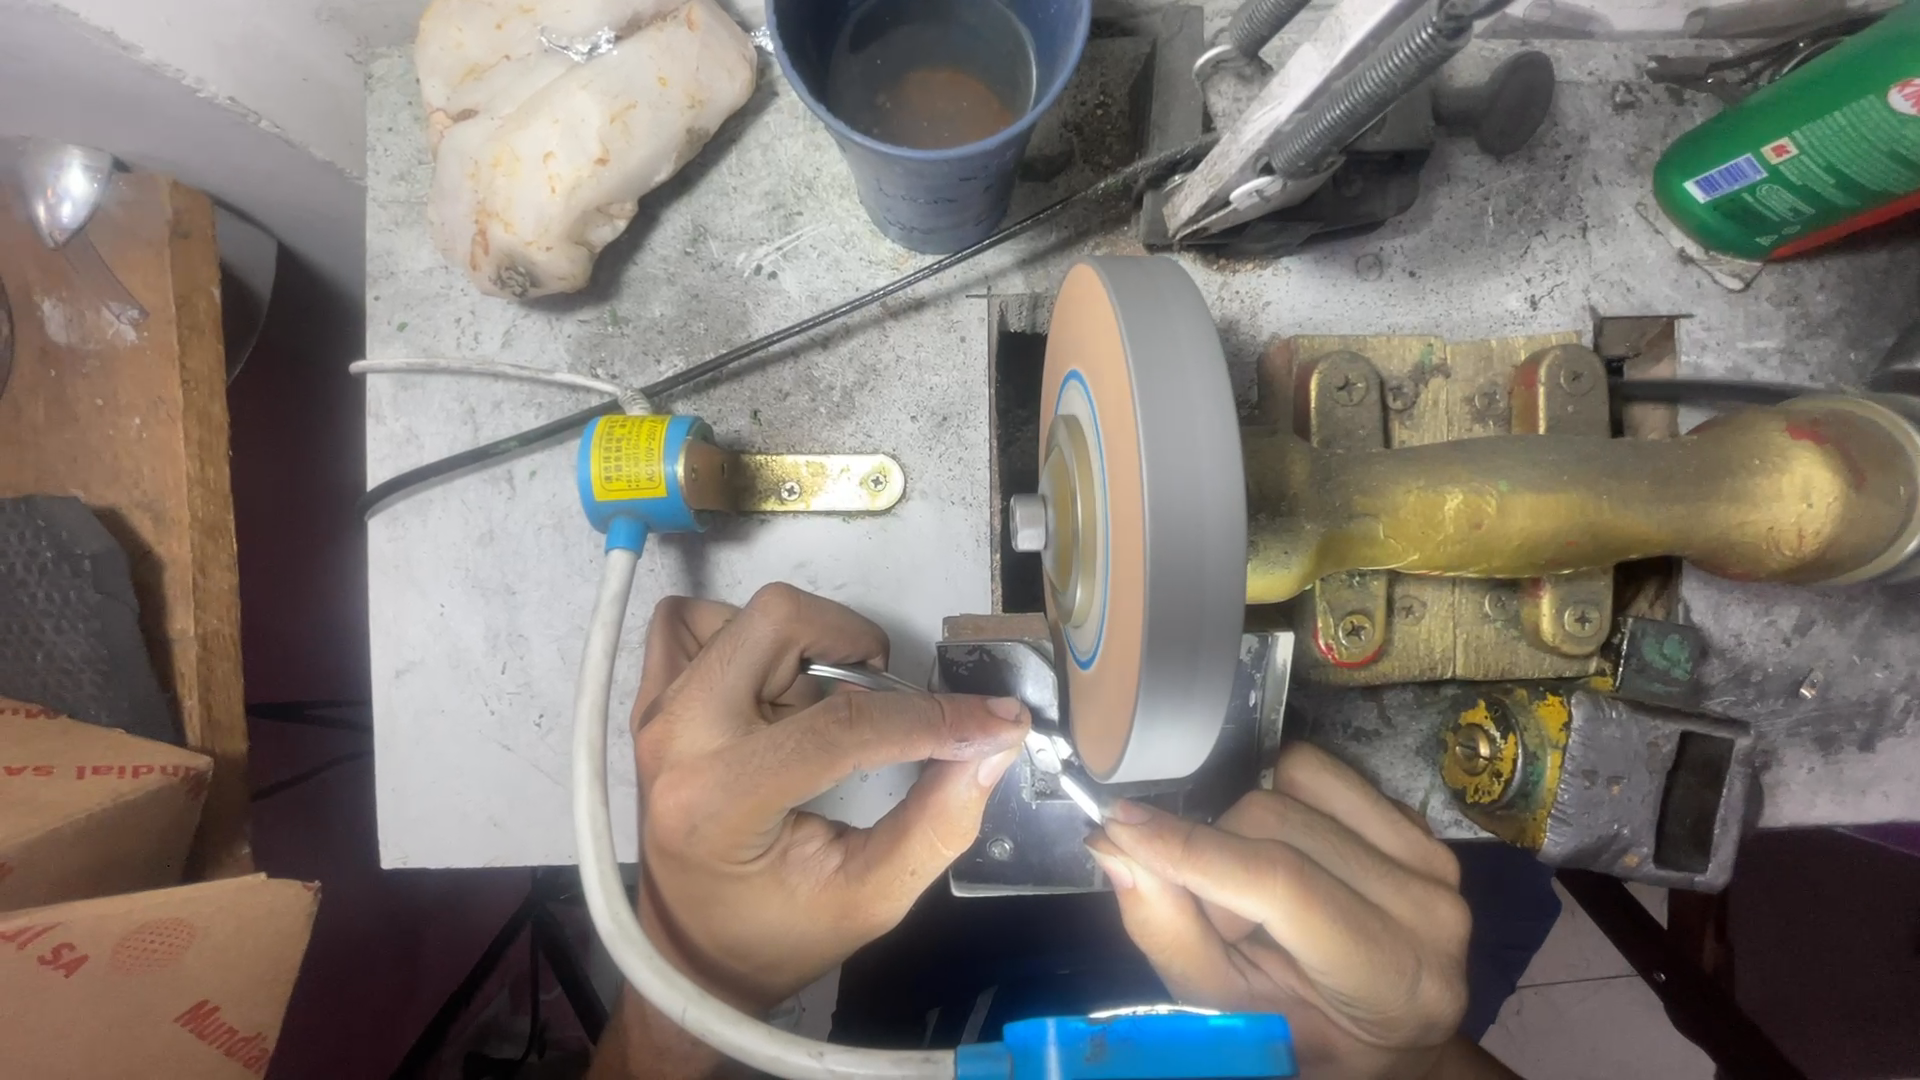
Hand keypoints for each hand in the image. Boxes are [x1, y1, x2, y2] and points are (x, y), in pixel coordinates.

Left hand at [629, 584, 1029, 1009]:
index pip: (842, 726)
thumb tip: (997, 736)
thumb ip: (940, 819)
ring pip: (743, 613)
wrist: (688, 954)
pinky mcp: (650, 696)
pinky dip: (744, 636)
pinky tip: (768, 688)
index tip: (995, 718)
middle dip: (853, 645)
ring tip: (814, 706)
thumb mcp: (872, 897)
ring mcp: (654, 709)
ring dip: (803, 643)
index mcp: (720, 802)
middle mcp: (676, 738)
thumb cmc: (778, 934)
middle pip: (780, 620)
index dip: (932, 717)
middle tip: (876, 701)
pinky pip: (691, 622)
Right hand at [1086, 744, 1472, 1079]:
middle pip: (1274, 821)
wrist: (1386, 1029)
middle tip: (1216, 908)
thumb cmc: (1299, 1027)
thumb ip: (1167, 930)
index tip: (1120, 825)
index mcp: (1389, 977)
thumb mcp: (1223, 1008)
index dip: (1192, 848)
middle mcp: (1426, 908)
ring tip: (1253, 883)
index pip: (1281, 883)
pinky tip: (1284, 844)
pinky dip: (1275, 792)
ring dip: (1241, 825)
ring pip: (1288, 782)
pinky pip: (1313, 768)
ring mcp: (1428, 856)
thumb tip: (1112, 844)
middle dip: (1214, 856)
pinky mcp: (1412, 819)